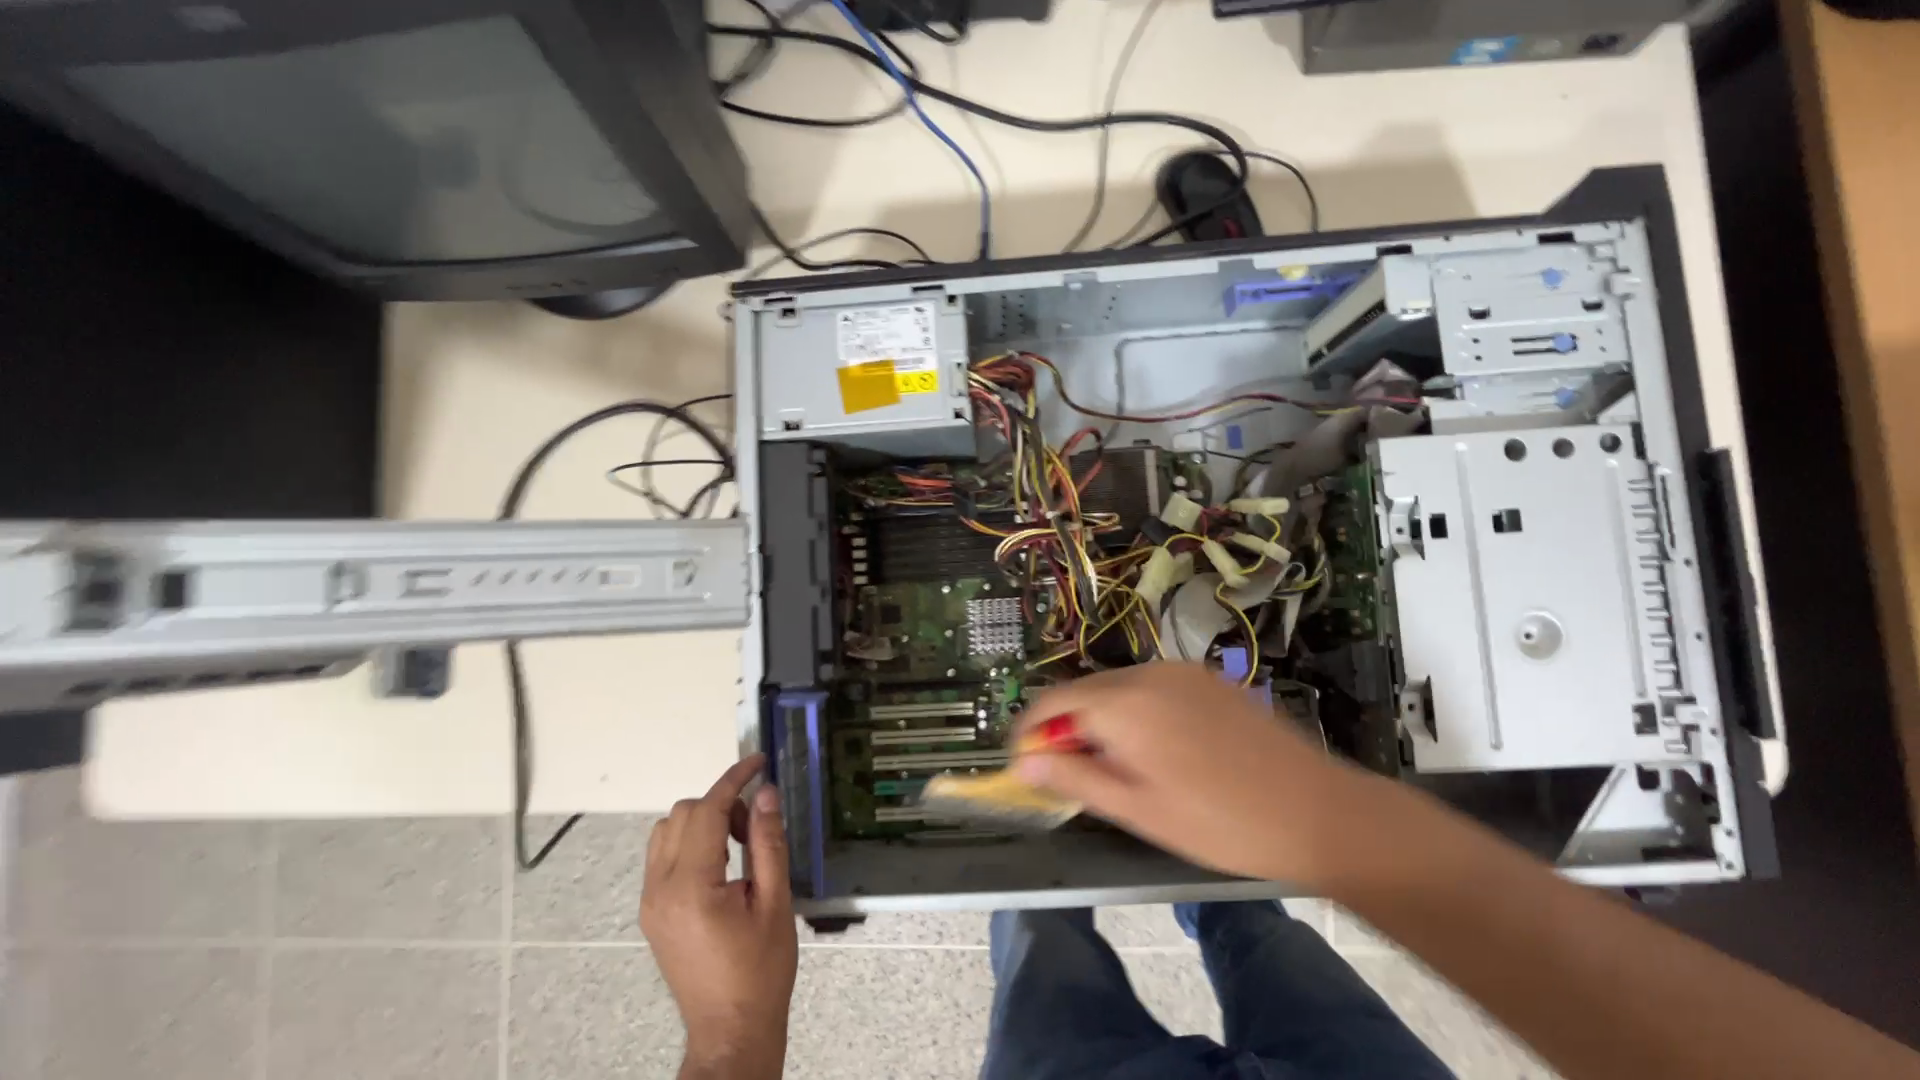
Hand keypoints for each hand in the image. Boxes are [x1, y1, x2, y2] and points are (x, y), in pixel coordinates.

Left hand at [640, 755, 796, 1079]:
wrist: (730, 1029)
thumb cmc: (761, 971)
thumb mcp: (776, 903)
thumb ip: (768, 842)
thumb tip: (765, 794)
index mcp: (691, 886)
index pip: (705, 811)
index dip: (732, 779)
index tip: (757, 761)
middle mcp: (660, 888)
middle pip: (681, 814)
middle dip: (720, 805)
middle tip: (755, 828)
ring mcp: (650, 901)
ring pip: (666, 831)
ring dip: (702, 822)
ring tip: (739, 848)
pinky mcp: (651, 913)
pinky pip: (663, 856)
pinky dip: (690, 843)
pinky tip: (721, 867)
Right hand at [1014, 663, 1377, 887]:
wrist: (1319, 812)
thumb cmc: (1222, 822)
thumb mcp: (1138, 811)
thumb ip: (1075, 779)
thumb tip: (1025, 764)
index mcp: (1125, 703)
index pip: (1051, 702)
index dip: (1031, 734)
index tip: (1027, 768)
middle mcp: (1149, 674)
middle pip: (1084, 693)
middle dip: (1068, 730)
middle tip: (1074, 779)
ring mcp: (1183, 672)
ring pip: (1118, 690)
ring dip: (1103, 722)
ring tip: (1119, 772)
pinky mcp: (1210, 680)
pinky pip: (1152, 689)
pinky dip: (1136, 714)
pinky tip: (1158, 753)